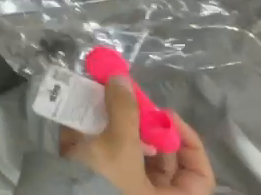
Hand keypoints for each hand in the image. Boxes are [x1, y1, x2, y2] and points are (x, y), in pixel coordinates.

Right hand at [59, 77, 214, 194]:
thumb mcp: (119, 146)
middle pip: (163, 158)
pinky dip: (98, 133)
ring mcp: (126, 188)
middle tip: (129, 101)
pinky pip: (106, 154)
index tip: (165, 113)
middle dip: (146, 126)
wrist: (60, 192)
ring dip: (118, 125)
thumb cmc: (106, 183)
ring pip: (131, 153)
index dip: (188, 140)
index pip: (199, 173)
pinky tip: (83, 112)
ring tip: (103, 102)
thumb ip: (124, 111)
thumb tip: (122, 77)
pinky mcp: (100, 180)